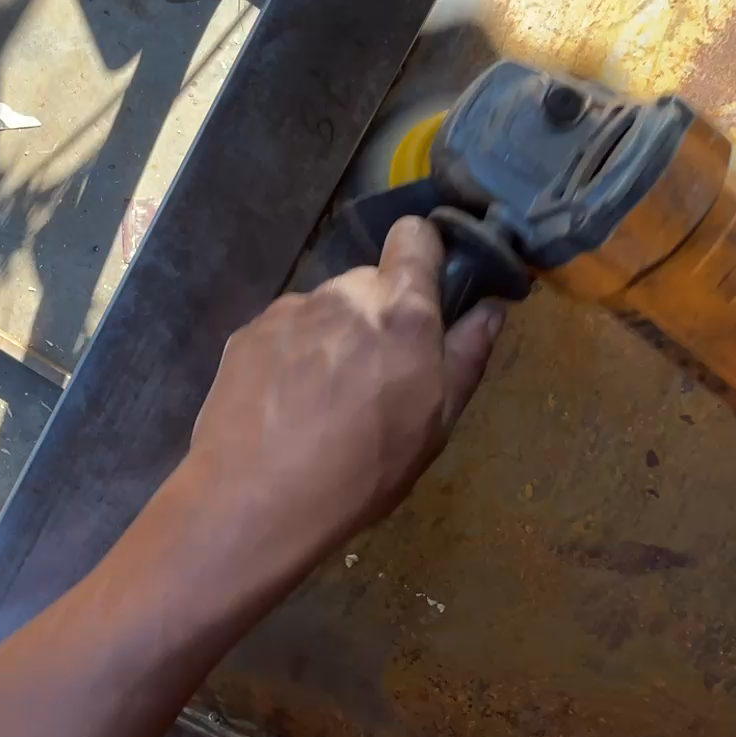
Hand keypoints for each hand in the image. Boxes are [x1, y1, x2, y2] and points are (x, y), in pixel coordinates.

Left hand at [180, 216, 505, 574]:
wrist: (255, 500)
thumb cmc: (361, 471)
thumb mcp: (435, 426)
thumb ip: (465, 358)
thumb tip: (489, 311)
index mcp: (400, 310)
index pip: (415, 236)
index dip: (422, 254)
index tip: (424, 290)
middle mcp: (343, 295)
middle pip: (367, 284)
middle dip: (374, 316)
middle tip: (369, 377)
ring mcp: (288, 312)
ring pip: (322, 310)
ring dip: (329, 338)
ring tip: (317, 401)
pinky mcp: (246, 333)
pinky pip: (281, 333)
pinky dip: (287, 356)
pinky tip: (280, 404)